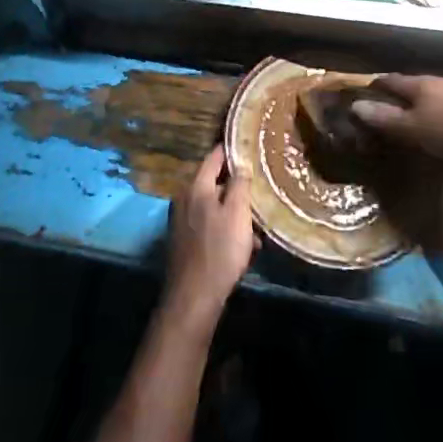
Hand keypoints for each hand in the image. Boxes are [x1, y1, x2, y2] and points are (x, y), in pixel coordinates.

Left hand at [164, 144, 256, 325]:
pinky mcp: (185, 239)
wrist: (194, 294)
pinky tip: (245, 247)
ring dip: (235, 213)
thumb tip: (241, 164)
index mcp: (196, 187)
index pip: (214, 157)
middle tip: (260, 189)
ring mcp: (182, 219)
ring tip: (258, 226)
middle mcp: (184, 197)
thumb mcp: (237, 214)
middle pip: (214, 182)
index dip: (232, 150)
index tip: (249, 146)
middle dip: (237, 187)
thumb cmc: (220, 249)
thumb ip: (240, 185)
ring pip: (214, 206)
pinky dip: (226, 229)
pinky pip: (209, 224)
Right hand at [349, 74, 442, 168]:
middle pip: (416, 88)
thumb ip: (385, 119)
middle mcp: (442, 82)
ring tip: (425, 127)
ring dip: (432, 110)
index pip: (390, 80)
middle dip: (404, 100)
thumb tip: (354, 105)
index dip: (376, 87)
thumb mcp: (414, 129)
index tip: (364, 95)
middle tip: (393, 115)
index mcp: (419, 84)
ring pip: (442, 98)